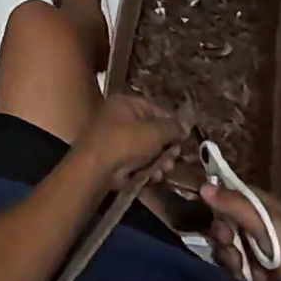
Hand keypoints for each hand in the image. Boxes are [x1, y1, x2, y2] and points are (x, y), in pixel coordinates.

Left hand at [70, 94, 188, 188]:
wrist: (96, 167)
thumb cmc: (126, 141)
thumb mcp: (155, 130)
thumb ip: (173, 127)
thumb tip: (184, 128)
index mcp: (125, 104)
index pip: (155, 110)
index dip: (171, 124)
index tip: (183, 138)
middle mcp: (118, 119)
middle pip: (152, 132)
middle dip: (166, 147)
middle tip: (173, 157)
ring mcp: (115, 140)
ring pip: (146, 150)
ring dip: (159, 161)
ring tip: (163, 170)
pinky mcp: (115, 159)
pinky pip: (137, 162)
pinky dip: (147, 169)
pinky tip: (154, 177)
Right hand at [200, 183, 280, 280]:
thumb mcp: (269, 225)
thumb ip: (236, 206)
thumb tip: (202, 186)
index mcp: (269, 209)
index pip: (237, 191)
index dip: (219, 192)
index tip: (202, 196)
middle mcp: (260, 225)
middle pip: (225, 215)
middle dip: (220, 226)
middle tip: (226, 237)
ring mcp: (255, 249)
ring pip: (224, 238)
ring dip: (224, 247)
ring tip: (237, 259)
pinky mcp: (250, 271)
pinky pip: (228, 259)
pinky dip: (229, 264)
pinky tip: (240, 272)